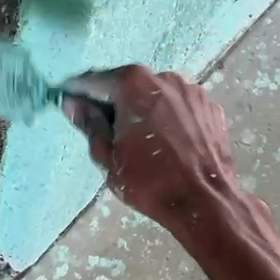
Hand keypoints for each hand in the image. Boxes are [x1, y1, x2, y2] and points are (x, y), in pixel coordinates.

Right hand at [62, 66, 240, 230]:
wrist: (205, 202)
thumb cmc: (148, 180)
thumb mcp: (107, 155)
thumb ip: (89, 124)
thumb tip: (72, 103)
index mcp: (133, 83)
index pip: (95, 81)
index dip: (78, 91)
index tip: (68, 100)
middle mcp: (165, 77)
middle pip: (129, 85)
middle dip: (114, 102)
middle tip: (104, 128)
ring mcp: (192, 91)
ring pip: (157, 95)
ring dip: (144, 110)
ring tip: (139, 140)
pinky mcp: (211, 108)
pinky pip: (180, 108)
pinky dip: (169, 119)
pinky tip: (167, 143)